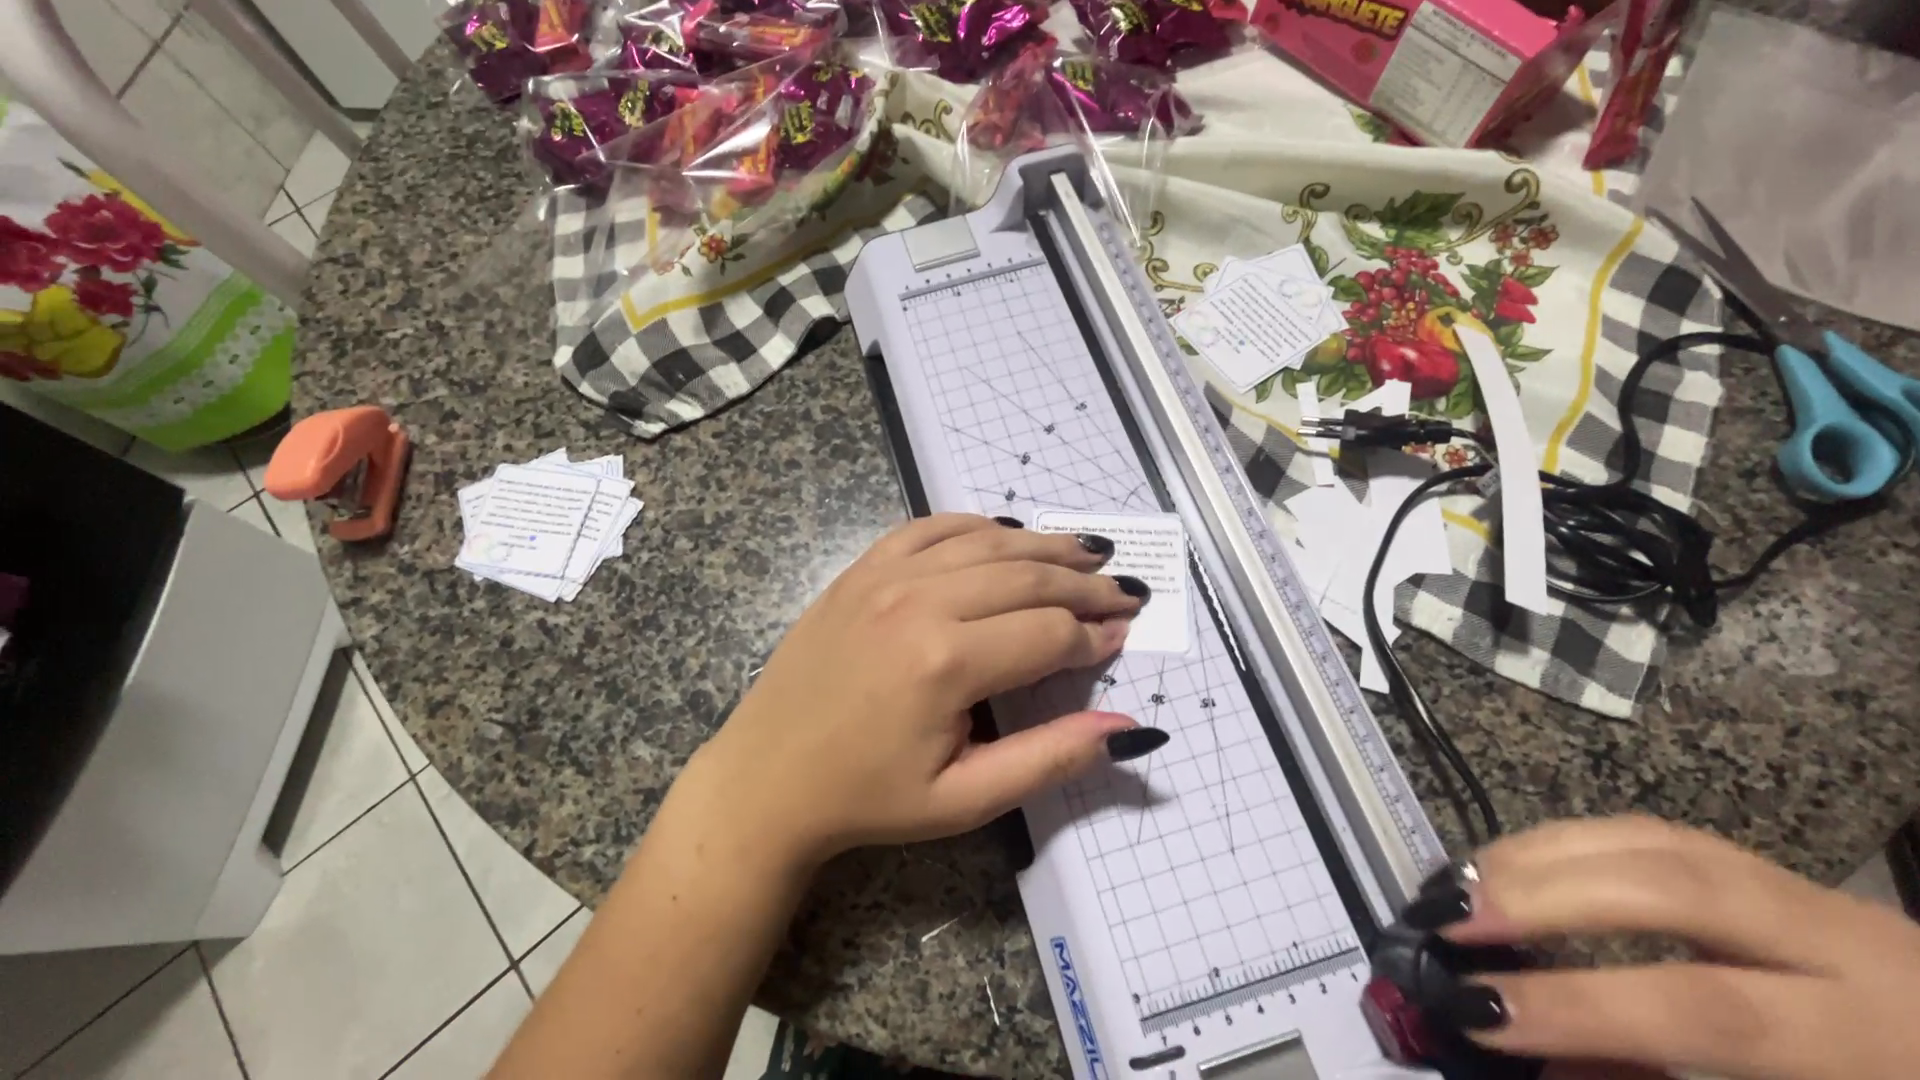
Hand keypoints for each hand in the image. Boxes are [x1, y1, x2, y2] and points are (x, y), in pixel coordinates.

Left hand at [678, 514, 1157, 869]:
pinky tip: (1005, 533)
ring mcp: (882, 577)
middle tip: (1125, 591)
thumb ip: (1050, 759)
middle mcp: (918, 602)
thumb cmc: (868, 799)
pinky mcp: (859, 571)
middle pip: (1025, 578)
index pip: (1048, 634)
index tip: (1124, 637)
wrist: (767, 780)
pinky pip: (929, 528)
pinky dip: (975, 526)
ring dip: (1042, 546)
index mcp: (945, 663)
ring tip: (1086, 553)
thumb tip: (1129, 728)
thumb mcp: (964, 798)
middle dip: (1084, 586)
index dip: (1094, 636)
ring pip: (985, 543)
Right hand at [1404, 816, 1919, 1079]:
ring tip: (1456, 882)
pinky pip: (1652, 832)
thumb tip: (1533, 1061)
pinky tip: (1513, 861)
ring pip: (1654, 837)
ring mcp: (1803, 890)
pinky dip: (1567, 842)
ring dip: (1538, 854)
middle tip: (1445, 917)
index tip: (1474, 1010)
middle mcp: (1842, 944)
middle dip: (1545, 895)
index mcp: (1865, 1037)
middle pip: (1673, 884)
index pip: (1705, 1005)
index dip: (1579, 1004)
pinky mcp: (1763, 867)